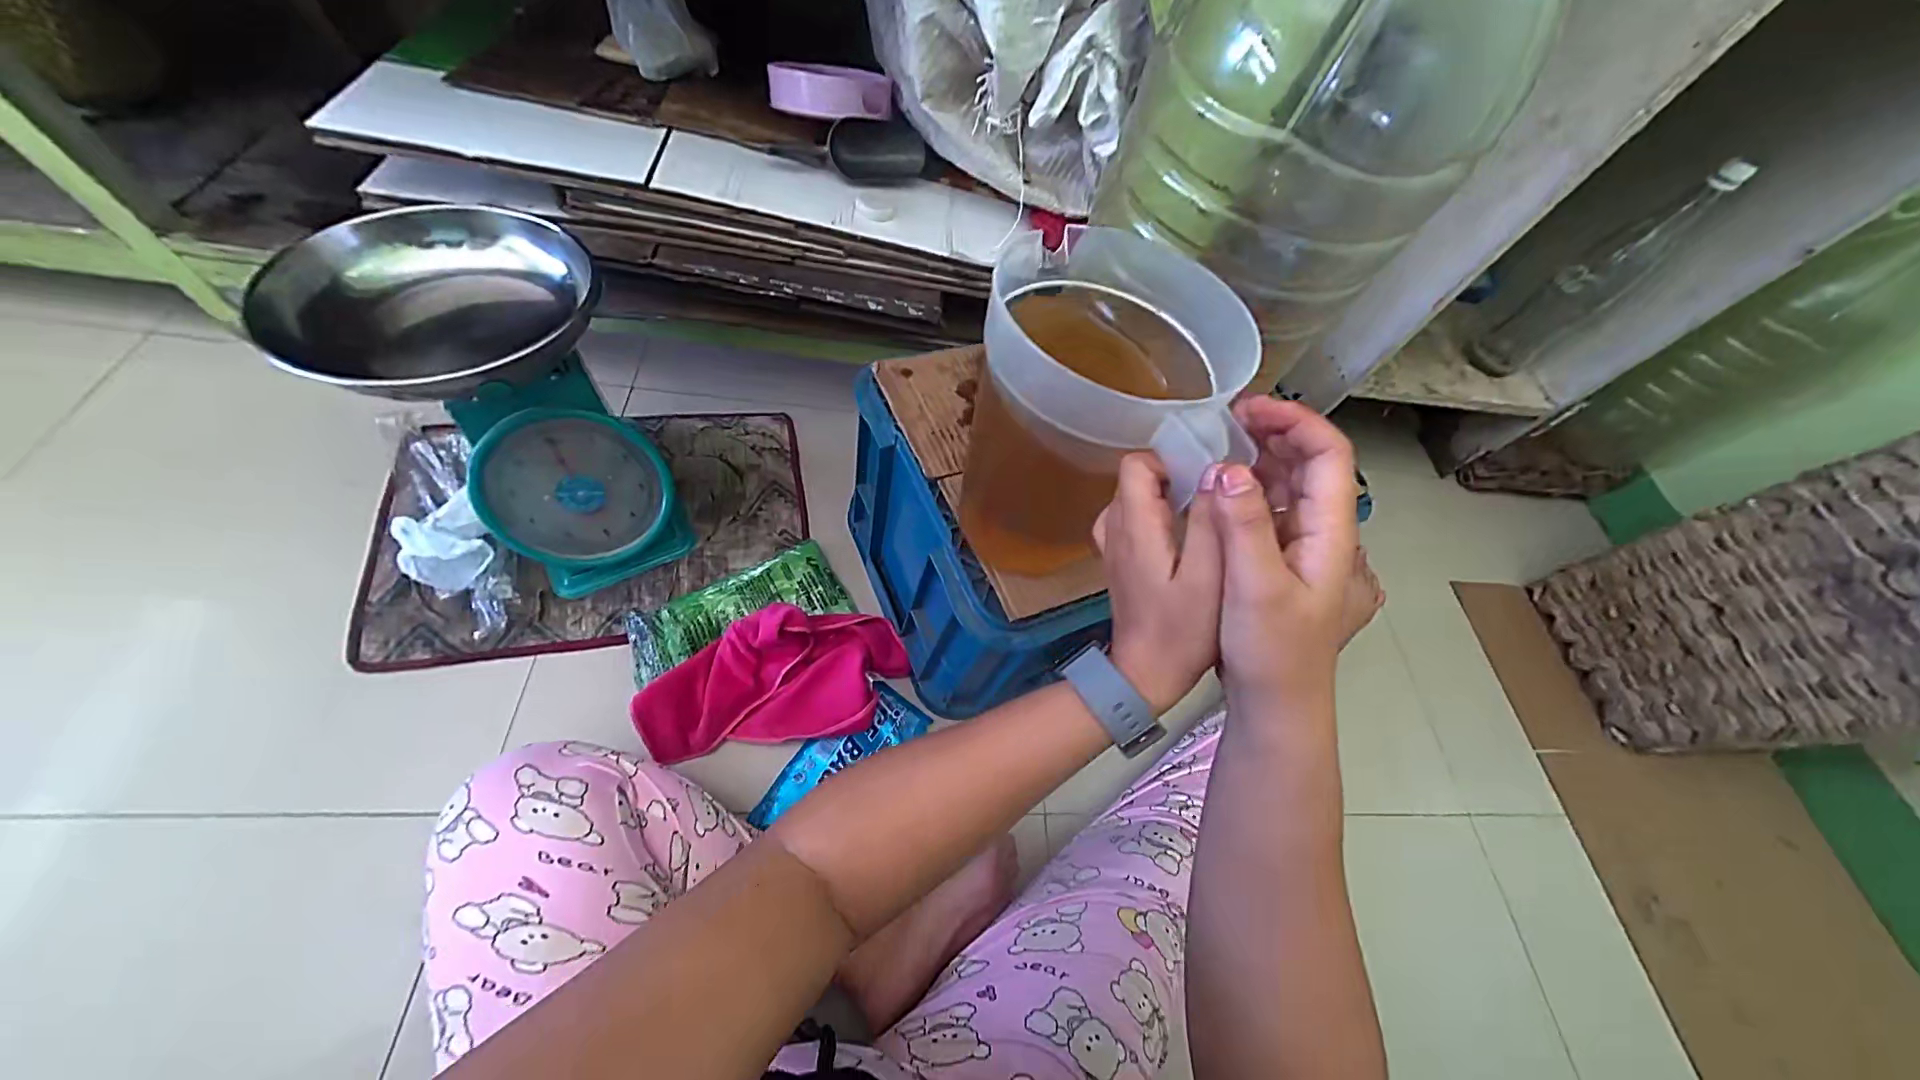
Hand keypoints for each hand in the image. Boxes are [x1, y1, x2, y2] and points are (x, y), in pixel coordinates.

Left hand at [1091, 453, 1224, 713]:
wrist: (1145, 672)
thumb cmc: (1182, 630)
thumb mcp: (1207, 576)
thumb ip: (1210, 521)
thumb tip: (1219, 470)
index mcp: (1132, 525)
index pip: (1137, 464)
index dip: (1172, 460)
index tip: (1208, 475)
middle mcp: (1114, 527)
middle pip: (1139, 477)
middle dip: (1178, 476)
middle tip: (1218, 497)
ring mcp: (1112, 543)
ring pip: (1139, 497)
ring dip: (1171, 497)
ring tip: (1208, 516)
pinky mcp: (1119, 558)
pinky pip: (1137, 519)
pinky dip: (1160, 517)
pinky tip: (1189, 539)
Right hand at [1207, 398, 1359, 708]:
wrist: (1277, 701)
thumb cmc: (1272, 650)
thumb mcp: (1256, 588)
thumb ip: (1245, 527)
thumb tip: (1228, 468)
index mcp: (1333, 535)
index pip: (1330, 456)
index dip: (1295, 423)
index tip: (1247, 411)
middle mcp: (1328, 533)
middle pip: (1314, 465)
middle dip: (1275, 433)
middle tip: (1226, 421)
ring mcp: (1308, 548)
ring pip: (1293, 486)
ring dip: (1261, 457)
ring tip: (1219, 443)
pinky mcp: (1285, 561)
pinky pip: (1273, 510)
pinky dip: (1249, 488)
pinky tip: (1220, 486)